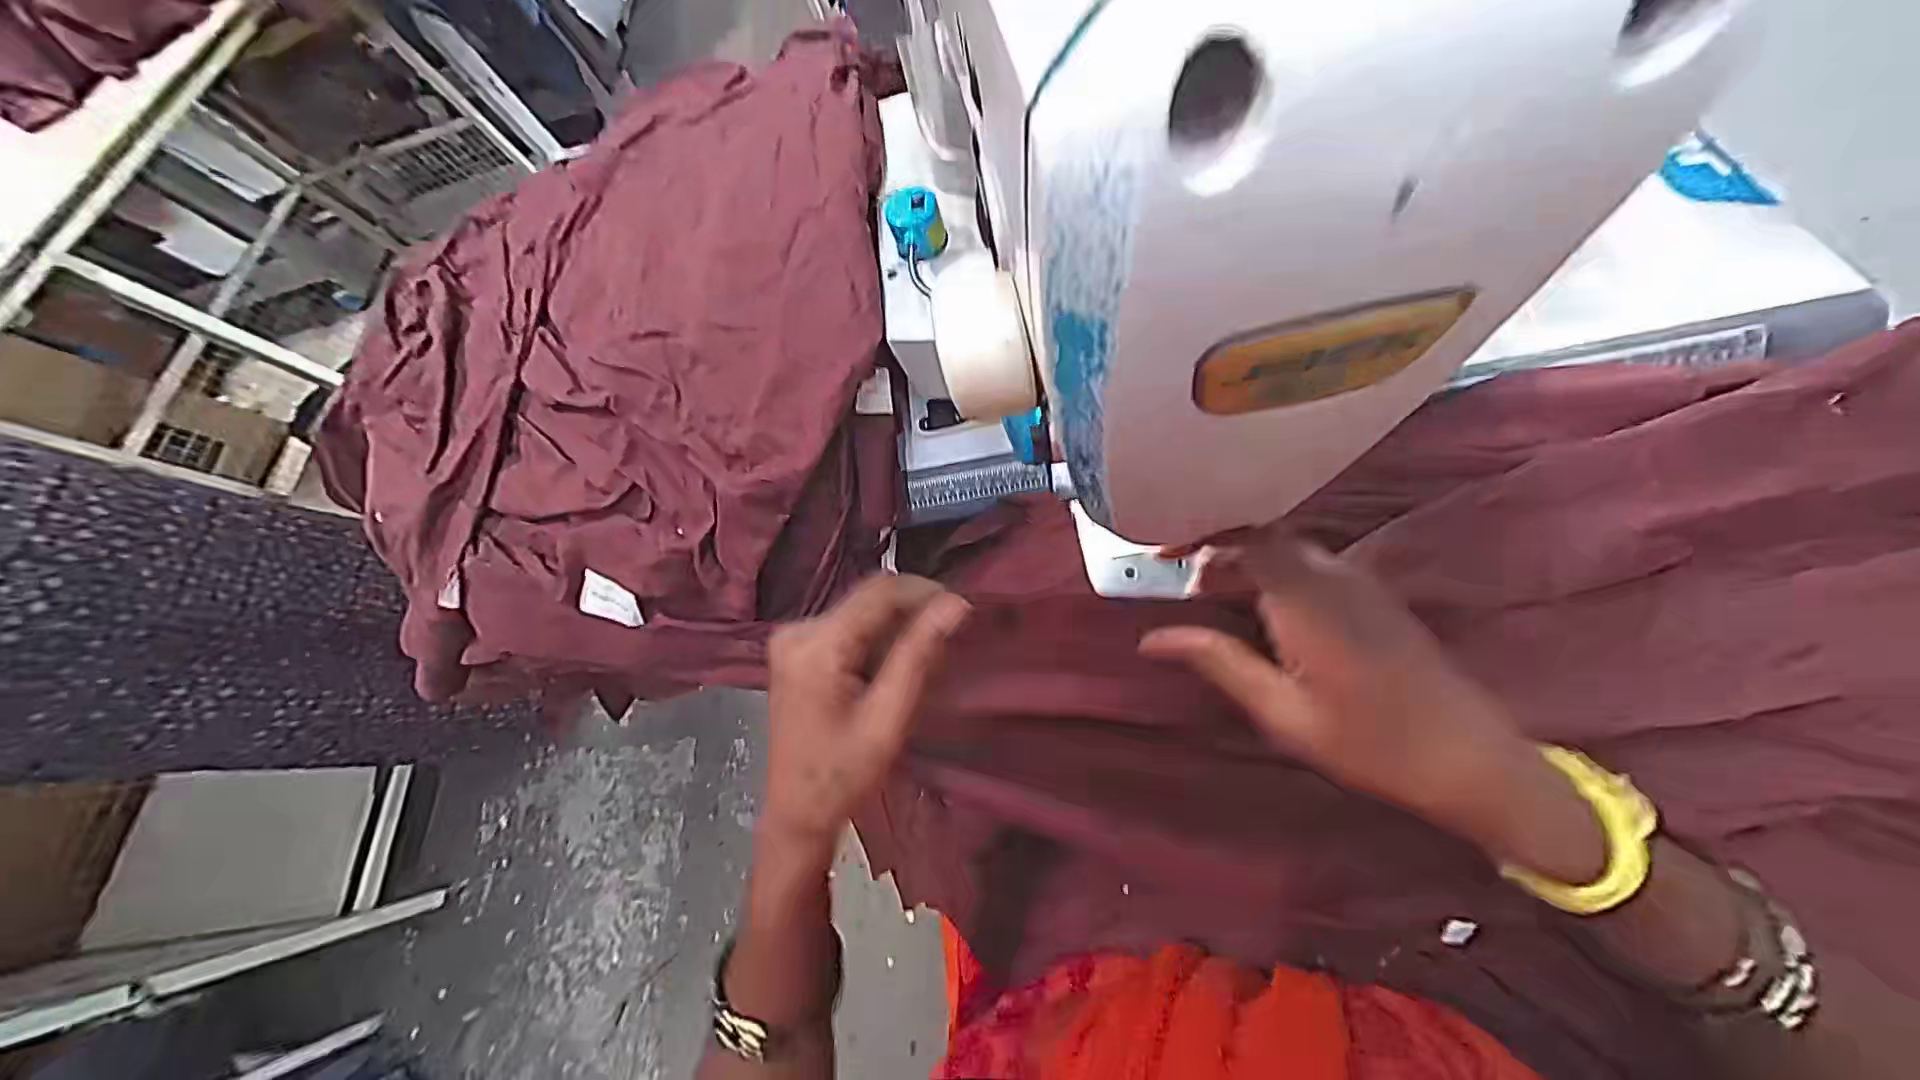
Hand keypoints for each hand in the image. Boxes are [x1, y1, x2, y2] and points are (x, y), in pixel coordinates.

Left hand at [762, 575, 970, 852]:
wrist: (797, 811)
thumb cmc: (844, 775)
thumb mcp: (889, 717)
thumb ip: (919, 655)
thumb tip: (954, 605)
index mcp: (817, 645)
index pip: (880, 592)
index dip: (925, 593)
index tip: (960, 611)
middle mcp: (797, 630)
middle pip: (869, 598)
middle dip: (911, 615)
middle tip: (942, 649)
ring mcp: (792, 638)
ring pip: (862, 611)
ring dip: (896, 630)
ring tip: (919, 666)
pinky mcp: (796, 649)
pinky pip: (848, 626)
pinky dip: (876, 640)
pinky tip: (889, 672)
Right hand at [1140, 530, 1548, 853]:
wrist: (1473, 762)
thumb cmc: (1372, 743)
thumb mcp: (1281, 711)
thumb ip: (1218, 662)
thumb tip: (1153, 640)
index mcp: (1307, 598)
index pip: (1244, 536)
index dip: (1197, 534)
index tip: (1159, 550)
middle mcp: (1334, 576)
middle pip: (1263, 536)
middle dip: (1215, 549)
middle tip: (1177, 580)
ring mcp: (1359, 582)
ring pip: (1286, 549)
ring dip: (1242, 562)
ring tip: (1207, 596)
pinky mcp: (1372, 596)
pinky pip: (1308, 565)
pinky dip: (1271, 574)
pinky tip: (1256, 610)